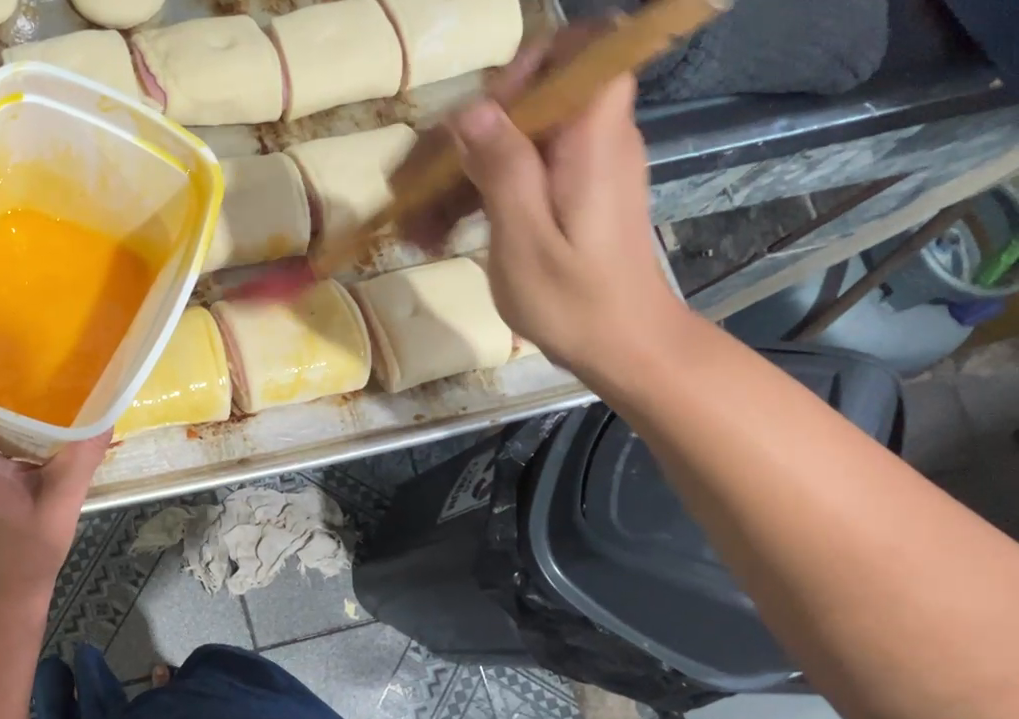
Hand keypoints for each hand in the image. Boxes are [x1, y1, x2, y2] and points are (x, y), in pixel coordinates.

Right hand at [448, 37, 695, 375]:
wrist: (623, 346)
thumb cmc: (574, 301)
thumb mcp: (525, 241)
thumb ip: (503, 170)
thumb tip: (470, 110)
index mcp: (592, 139)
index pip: (582, 52)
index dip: (526, 69)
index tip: (477, 118)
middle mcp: (593, 138)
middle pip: (529, 101)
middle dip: (466, 138)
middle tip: (415, 191)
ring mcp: (580, 166)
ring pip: (513, 141)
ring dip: (458, 177)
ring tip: (415, 229)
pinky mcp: (568, 193)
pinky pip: (517, 174)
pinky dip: (475, 197)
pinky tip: (437, 236)